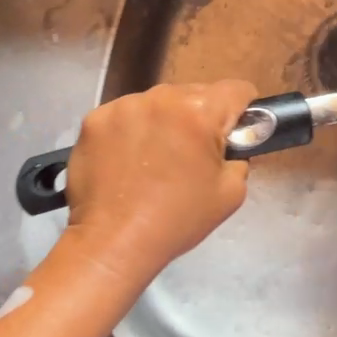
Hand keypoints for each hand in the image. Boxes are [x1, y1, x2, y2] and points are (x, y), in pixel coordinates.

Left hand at [62, 80, 257, 286]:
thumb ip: (238, 157)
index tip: (233, 132)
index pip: (237, 90)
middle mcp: (163, 97)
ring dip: (163, 122)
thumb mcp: (230, 194)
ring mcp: (125, 105)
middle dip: (198, 118)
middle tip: (190, 155)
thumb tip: (229, 145)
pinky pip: (124, 115)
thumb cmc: (175, 221)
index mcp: (200, 111)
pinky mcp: (95, 119)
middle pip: (195, 94)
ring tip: (152, 160)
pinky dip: (129, 131)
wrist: (111, 246)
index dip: (242, 110)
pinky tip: (124, 161)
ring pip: (158, 103)